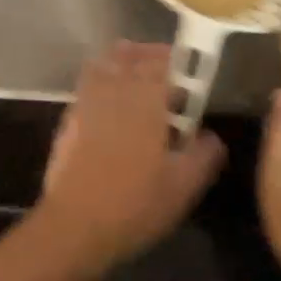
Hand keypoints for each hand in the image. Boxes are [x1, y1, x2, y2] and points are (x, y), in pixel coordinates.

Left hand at [37, 41, 226, 272]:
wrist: (75, 223)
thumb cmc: (135, 203)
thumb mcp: (184, 186)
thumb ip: (203, 155)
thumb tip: (211, 135)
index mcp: (146, 98)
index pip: (162, 62)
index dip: (176, 61)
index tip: (189, 69)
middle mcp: (115, 90)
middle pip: (130, 56)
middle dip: (149, 57)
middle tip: (166, 71)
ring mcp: (87, 101)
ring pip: (105, 65)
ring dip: (122, 63)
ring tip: (137, 78)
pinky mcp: (69, 118)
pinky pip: (87, 84)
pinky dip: (101, 81)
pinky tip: (112, 104)